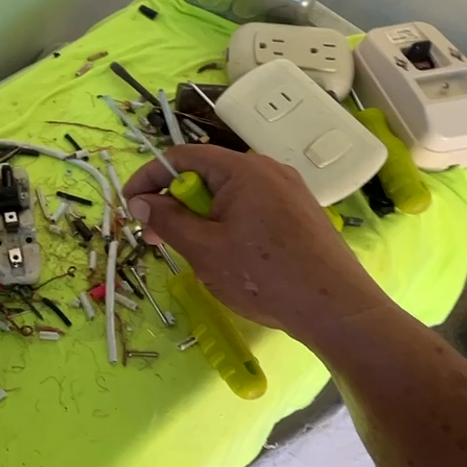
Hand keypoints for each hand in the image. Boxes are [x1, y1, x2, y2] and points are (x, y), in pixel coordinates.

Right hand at [122, 145, 392, 340]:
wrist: (337, 310)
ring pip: (227, 193)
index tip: (129, 205)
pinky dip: (226, 222)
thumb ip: (167, 220)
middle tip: (153, 236)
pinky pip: (250, 206)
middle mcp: (267, 170)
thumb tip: (140, 202)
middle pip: (205, 174)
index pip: (182, 157)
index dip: (149, 177)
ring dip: (198, 215)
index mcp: (242, 170)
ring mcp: (288, 190)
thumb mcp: (203, 248)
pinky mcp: (299, 212)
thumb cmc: (263, 277)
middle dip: (173, 201)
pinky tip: (225, 254)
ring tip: (190, 250)